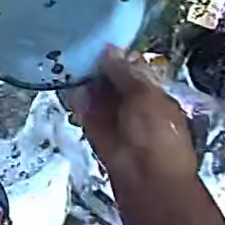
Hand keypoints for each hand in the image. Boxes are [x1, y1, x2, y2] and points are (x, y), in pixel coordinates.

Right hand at [64, 47, 196, 184]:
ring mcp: (117, 122)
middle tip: (81, 51)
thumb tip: (110, 51)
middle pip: (115, 84)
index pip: (136, 72)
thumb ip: (125, 73)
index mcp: (156, 97)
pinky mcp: (98, 135)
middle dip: (100, 70)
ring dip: (86, 84)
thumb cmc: (156, 134)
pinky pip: (86, 113)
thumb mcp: (145, 95)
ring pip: (99, 98)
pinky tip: (68, 87)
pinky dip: (78, 102)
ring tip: (70, 65)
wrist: (146, 180)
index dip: (120, 58)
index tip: (101, 44)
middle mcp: (137, 108)